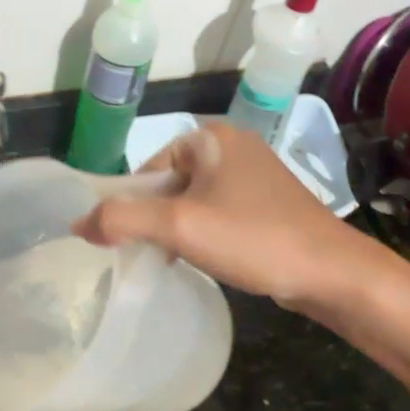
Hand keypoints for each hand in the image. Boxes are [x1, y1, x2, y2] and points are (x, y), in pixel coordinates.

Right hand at [72, 122, 362, 303]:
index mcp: (213, 138)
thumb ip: (122, 220)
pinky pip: (218, 215)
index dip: (132, 205)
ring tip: (180, 261)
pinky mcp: (268, 205)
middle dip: (155, 220)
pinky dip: (205, 236)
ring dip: (179, 231)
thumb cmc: (253, 239)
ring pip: (193, 202)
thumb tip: (78, 223)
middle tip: (154, 254)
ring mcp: (255, 176)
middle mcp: (235, 147)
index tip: (131, 241)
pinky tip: (209, 261)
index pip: (148, 167)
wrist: (331, 273)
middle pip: (169, 184)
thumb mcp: (179, 227)